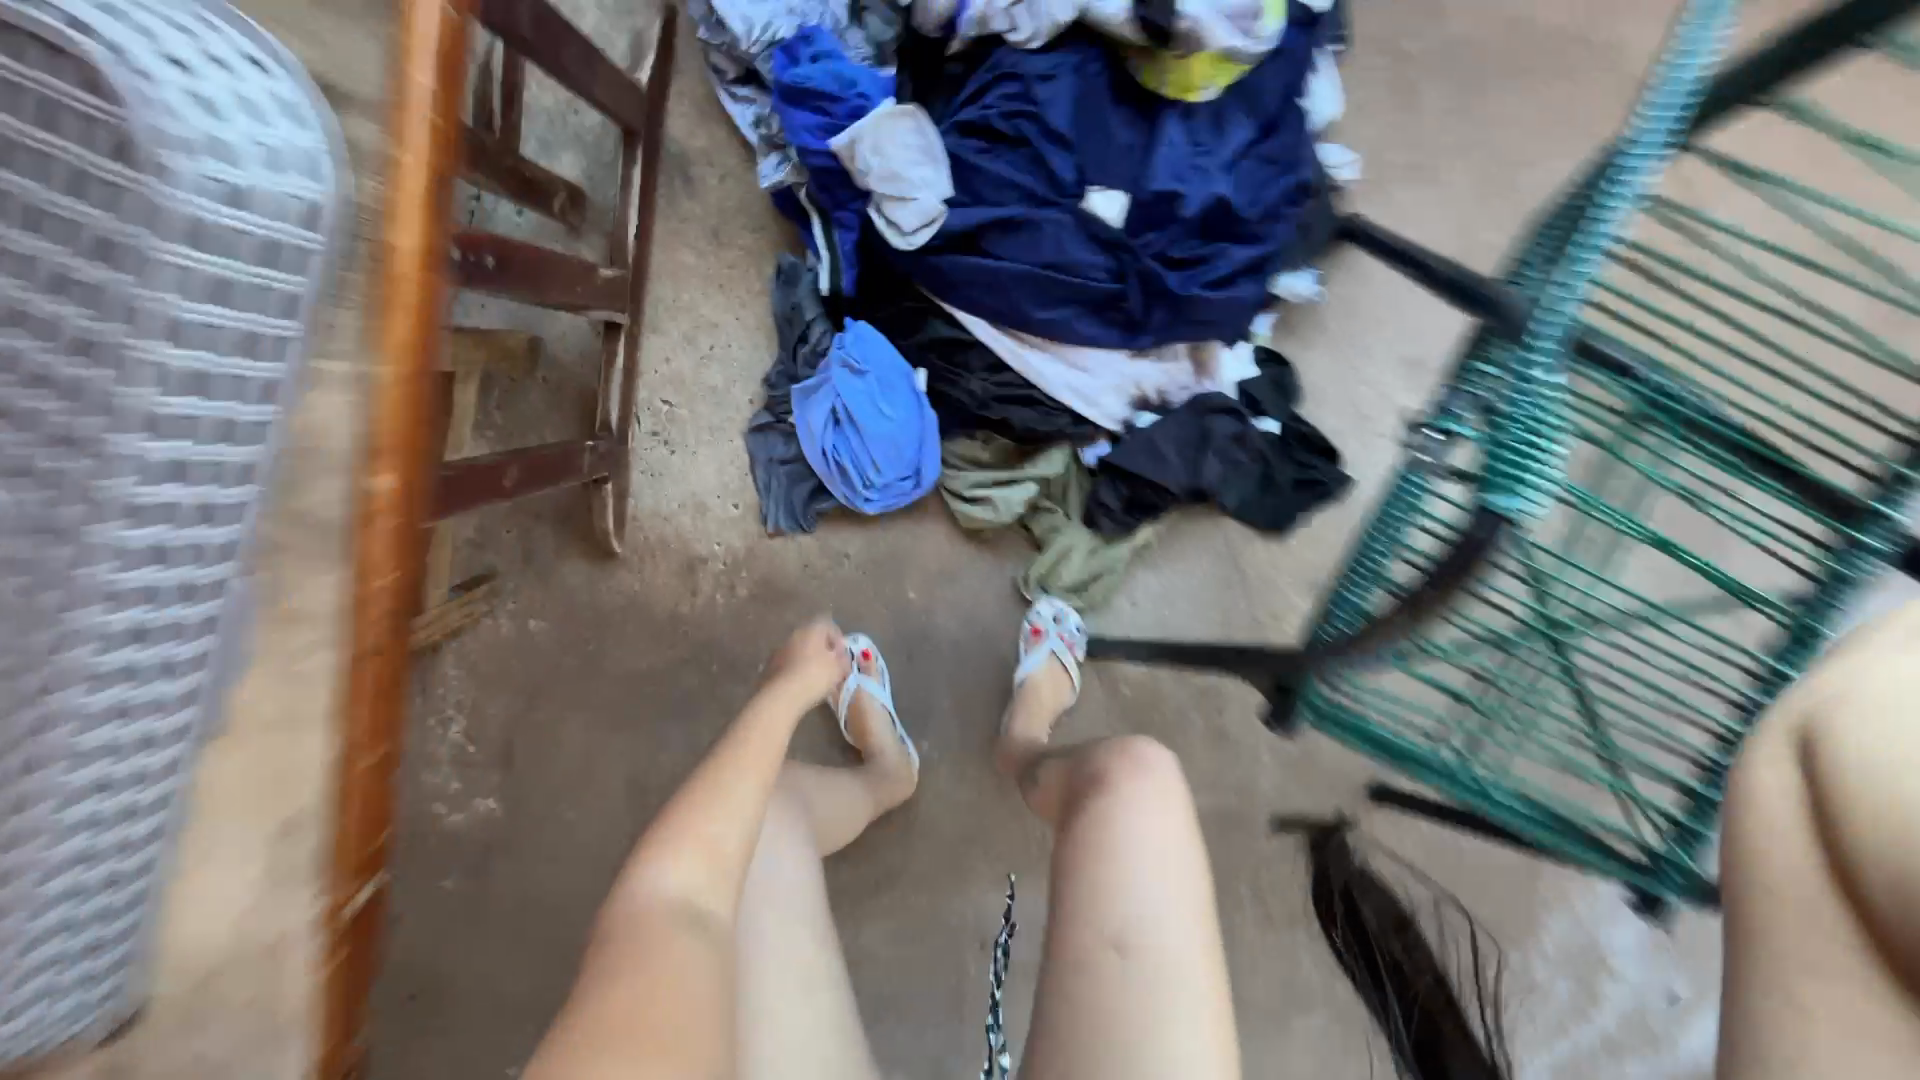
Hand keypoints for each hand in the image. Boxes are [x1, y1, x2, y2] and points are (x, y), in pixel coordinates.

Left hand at [762, 617, 850, 706]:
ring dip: (808, 660)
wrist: (781, 695)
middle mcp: (794, 634)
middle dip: (822, 650)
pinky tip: (801, 684)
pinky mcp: (769, 665)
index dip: (838, 639)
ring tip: (816, 678)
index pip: (828, 625)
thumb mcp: (839, 669)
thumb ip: (843, 660)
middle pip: (812, 637)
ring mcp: (779, 649)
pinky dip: (796, 670)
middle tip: (831, 666)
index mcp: (812, 629)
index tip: (842, 655)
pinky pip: (788, 663)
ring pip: (799, 650)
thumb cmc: (815, 676)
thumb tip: (842, 657)